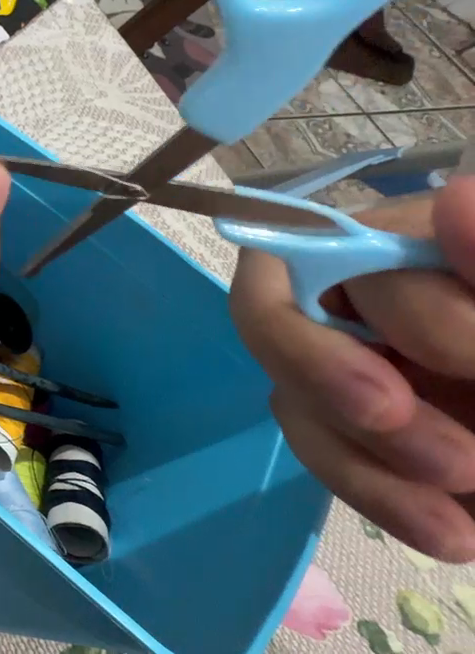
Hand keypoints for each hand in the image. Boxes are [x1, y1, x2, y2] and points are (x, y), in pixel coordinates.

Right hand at [231, 178, 474, 560]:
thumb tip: (456, 201)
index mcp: (425, 253)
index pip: (341, 250)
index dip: (391, 310)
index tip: (460, 365)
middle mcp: (374, 300)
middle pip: (276, 315)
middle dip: (329, 378)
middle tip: (436, 451)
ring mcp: (362, 368)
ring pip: (288, 390)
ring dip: (358, 453)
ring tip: (460, 513)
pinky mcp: (364, 436)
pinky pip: (318, 447)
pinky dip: (370, 491)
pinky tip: (448, 532)